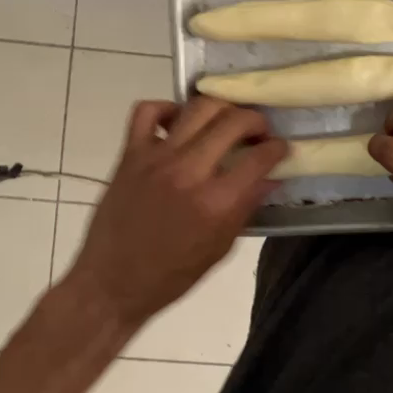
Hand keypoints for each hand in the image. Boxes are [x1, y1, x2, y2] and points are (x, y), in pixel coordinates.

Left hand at [63, 98, 286, 321]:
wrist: (111, 284)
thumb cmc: (171, 275)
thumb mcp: (220, 248)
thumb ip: (246, 208)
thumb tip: (270, 178)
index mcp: (215, 202)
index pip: (259, 158)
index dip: (278, 148)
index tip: (281, 148)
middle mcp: (188, 172)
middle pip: (233, 122)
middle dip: (256, 121)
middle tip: (259, 132)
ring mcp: (156, 159)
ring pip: (197, 108)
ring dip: (221, 109)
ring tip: (226, 122)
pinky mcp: (130, 155)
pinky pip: (147, 111)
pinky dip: (167, 108)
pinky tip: (179, 123)